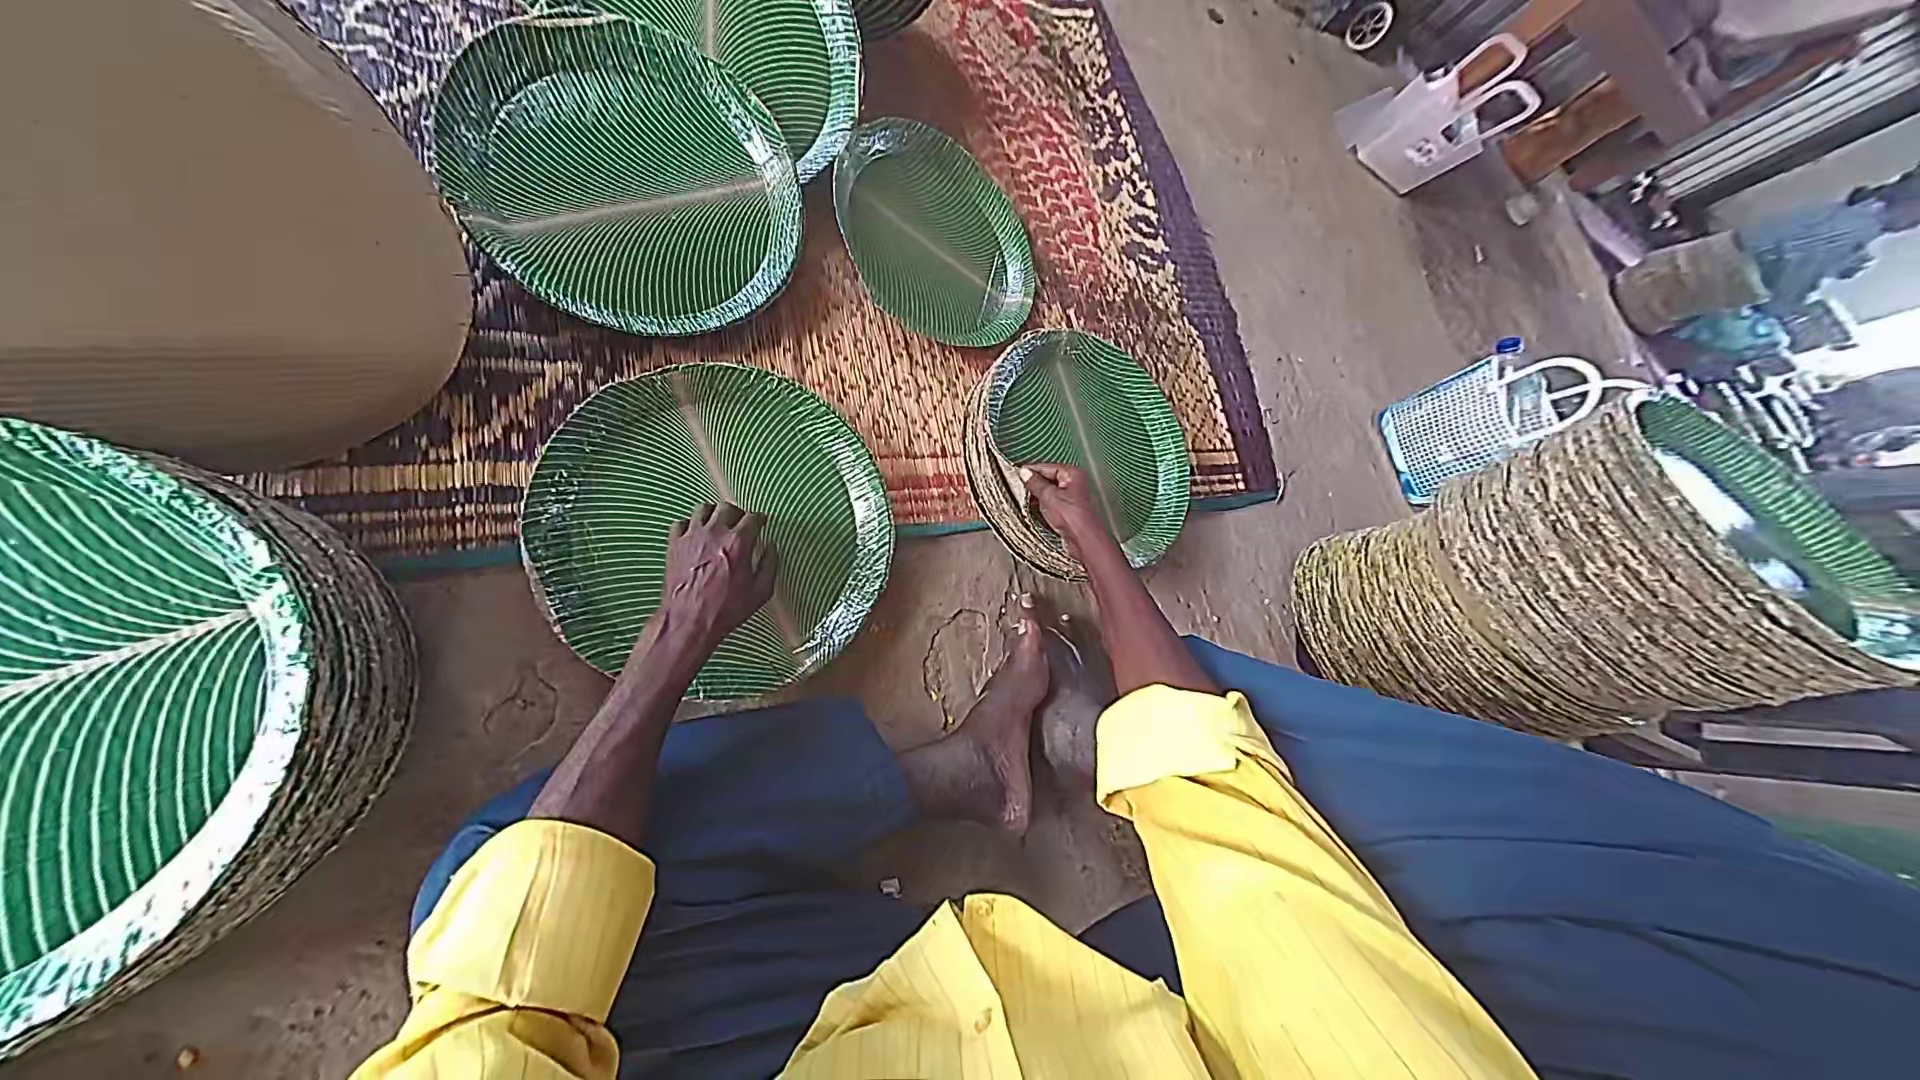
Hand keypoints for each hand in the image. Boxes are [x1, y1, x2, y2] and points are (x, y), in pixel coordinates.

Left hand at [657, 502, 777, 649]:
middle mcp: (714, 534)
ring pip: (703, 509)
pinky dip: (690, 524)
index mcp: (738, 543)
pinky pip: (681, 522)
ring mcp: (692, 537)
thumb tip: (772, 549)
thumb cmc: (724, 609)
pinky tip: (695, 533)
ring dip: (714, 513)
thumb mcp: (760, 591)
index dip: (760, 518)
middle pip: (727, 507)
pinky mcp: (675, 545)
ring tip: (718, 522)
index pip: (753, 517)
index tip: (761, 522)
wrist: (689, 621)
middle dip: (738, 512)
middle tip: (741, 522)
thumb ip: (770, 565)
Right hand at [1020, 463, 1110, 554]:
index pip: (1047, 467)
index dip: (1032, 471)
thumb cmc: (1073, 517)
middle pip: (1049, 479)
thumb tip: (1025, 474)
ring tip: (1028, 501)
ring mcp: (1072, 498)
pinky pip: (1052, 504)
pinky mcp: (1068, 511)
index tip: (1019, 474)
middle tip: (1022, 488)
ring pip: (1049, 492)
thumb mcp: (1047, 496)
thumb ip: (1034, 483)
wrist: (1082, 539)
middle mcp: (1075, 483)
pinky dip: (1043, 506)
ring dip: (1038, 497)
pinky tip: (1036, 510)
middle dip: (1034, 485)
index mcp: (1072, 474)